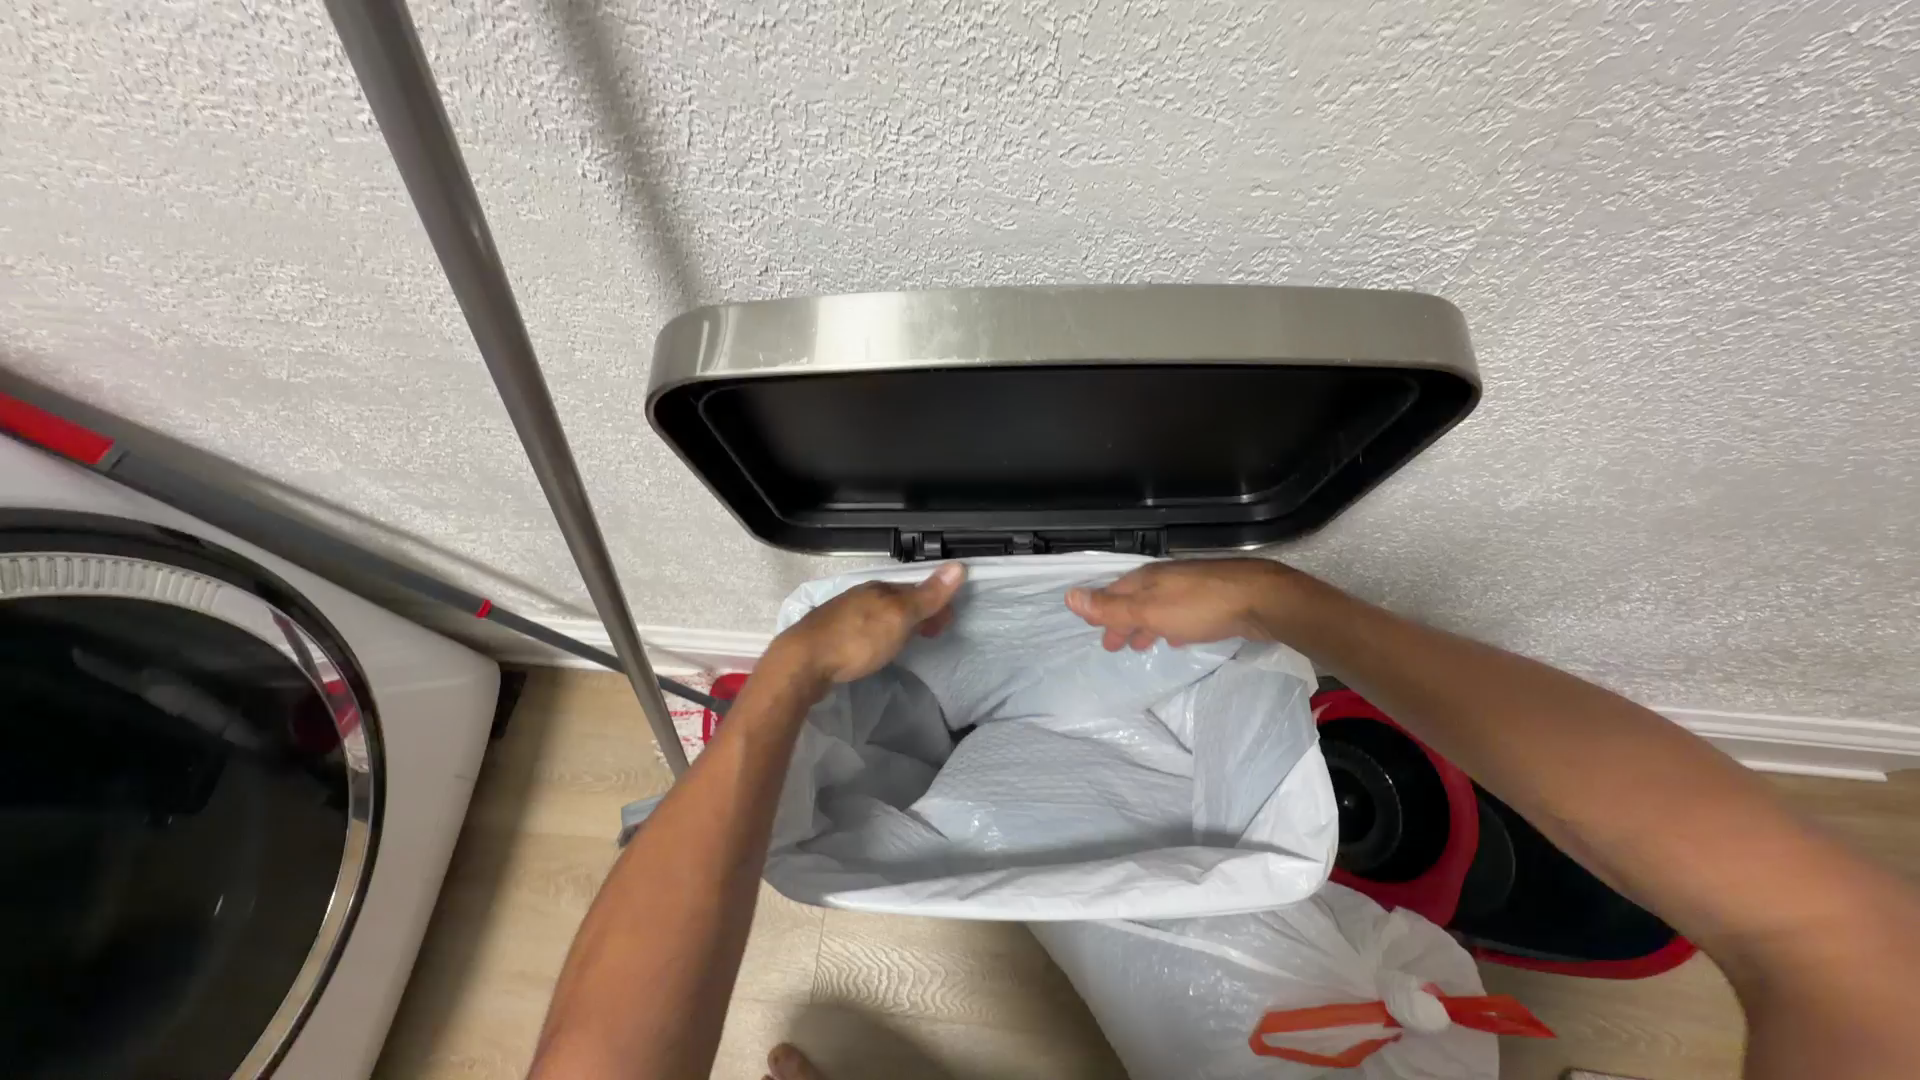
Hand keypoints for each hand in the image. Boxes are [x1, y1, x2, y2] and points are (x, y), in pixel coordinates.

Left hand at [768, 562, 966, 685]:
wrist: (802, 663)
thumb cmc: (856, 639)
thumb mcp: (899, 616)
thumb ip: (927, 595)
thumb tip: (957, 566)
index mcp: (879, 589)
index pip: (917, 588)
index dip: (936, 602)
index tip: (947, 623)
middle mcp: (861, 596)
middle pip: (898, 600)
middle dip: (919, 613)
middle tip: (932, 634)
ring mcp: (842, 614)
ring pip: (880, 614)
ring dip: (898, 625)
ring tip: (907, 643)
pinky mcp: (830, 635)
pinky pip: (863, 628)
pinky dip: (878, 635)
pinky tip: (875, 648)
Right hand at [1065, 558, 1300, 650]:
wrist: (1261, 600)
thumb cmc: (1200, 606)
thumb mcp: (1148, 610)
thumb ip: (1111, 608)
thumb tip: (1070, 596)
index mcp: (1148, 579)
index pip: (1114, 593)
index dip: (1101, 612)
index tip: (1095, 632)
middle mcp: (1168, 579)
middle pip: (1136, 600)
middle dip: (1123, 621)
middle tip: (1114, 645)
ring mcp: (1193, 588)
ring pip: (1160, 607)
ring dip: (1147, 625)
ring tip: (1143, 645)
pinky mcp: (1215, 601)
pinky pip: (1183, 614)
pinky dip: (1173, 625)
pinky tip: (1179, 638)